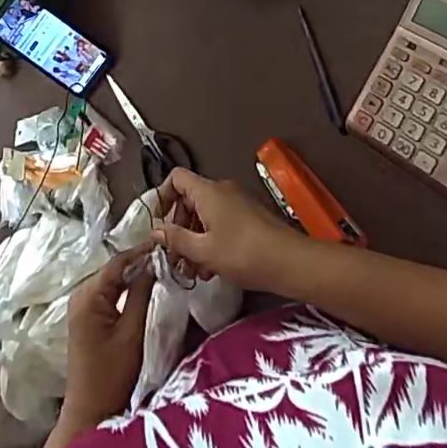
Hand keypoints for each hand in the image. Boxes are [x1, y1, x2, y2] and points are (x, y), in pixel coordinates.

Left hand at [63, 243, 154, 424]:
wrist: (90, 411)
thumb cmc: (112, 374)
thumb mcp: (132, 333)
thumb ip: (141, 295)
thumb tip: (153, 265)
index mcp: (88, 295)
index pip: (117, 263)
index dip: (140, 252)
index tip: (164, 245)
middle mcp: (80, 294)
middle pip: (112, 270)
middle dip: (138, 262)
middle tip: (165, 257)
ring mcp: (81, 306)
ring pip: (111, 281)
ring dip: (132, 276)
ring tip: (159, 270)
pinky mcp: (85, 318)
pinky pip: (107, 294)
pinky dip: (124, 290)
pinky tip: (142, 289)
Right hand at [151, 167, 311, 289]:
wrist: (290, 261)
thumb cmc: (243, 253)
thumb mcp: (203, 251)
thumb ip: (176, 239)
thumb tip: (155, 231)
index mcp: (208, 191)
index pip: (176, 178)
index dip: (162, 196)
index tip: (158, 223)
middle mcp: (222, 190)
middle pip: (189, 199)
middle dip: (178, 226)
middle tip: (174, 255)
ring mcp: (238, 202)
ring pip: (205, 214)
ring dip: (194, 239)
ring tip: (192, 270)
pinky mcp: (249, 217)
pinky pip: (220, 221)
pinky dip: (210, 240)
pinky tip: (211, 268)